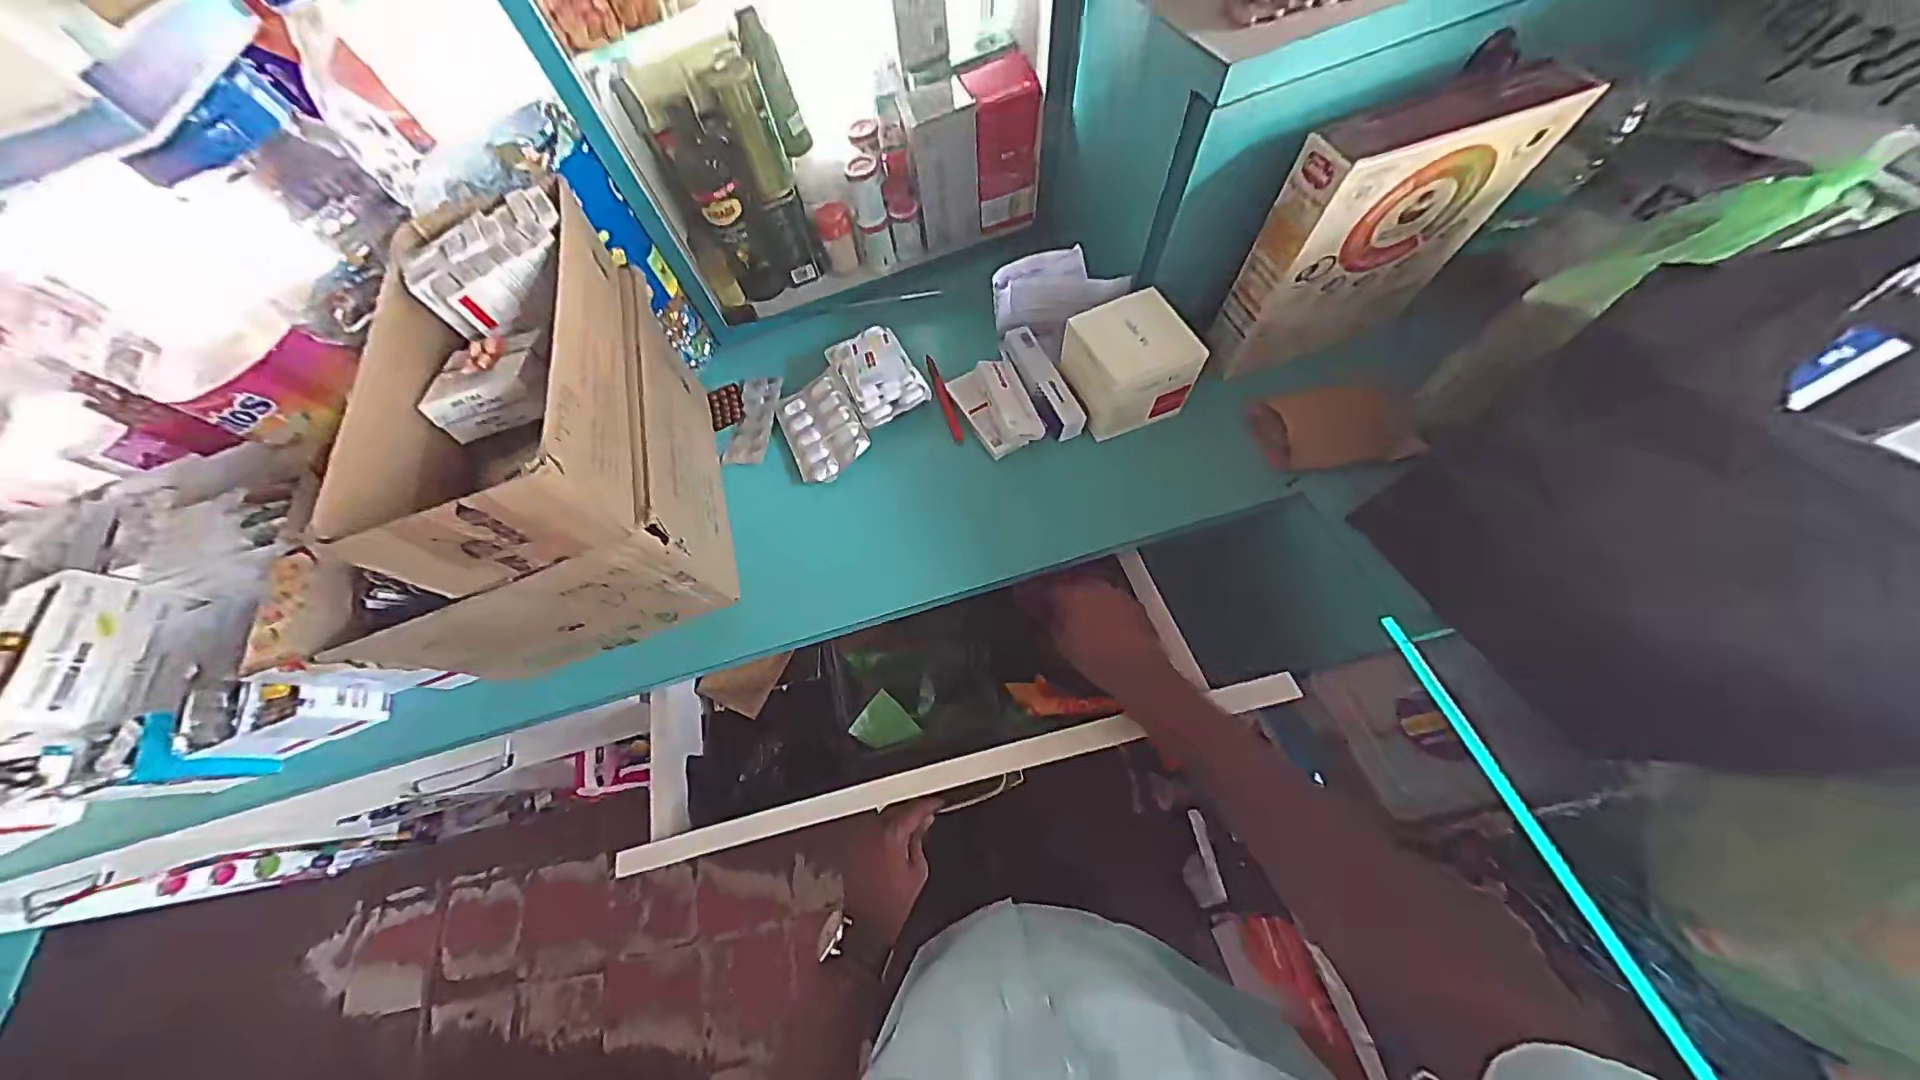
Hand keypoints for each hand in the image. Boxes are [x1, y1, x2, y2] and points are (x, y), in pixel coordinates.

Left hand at [838, 798, 938, 950]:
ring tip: (913, 826)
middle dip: (913, 809)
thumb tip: (924, 823)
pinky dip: (885, 828)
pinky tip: (895, 838)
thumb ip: (920, 840)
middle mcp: (872, 830)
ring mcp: (860, 837)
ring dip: (898, 817)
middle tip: (927, 815)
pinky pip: (872, 827)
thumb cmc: (891, 905)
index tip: (938, 803)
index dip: (930, 803)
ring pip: (883, 815)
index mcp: (891, 833)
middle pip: (897, 807)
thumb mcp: (918, 872)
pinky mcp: (853, 846)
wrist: (866, 926)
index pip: (914, 808)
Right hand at [1021, 574, 1182, 700]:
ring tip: (1070, 614)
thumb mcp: (1059, 644)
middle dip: (1053, 590)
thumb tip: (1033, 609)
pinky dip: (1097, 604)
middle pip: (1066, 581)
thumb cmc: (1094, 660)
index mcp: (1069, 593)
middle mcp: (1092, 585)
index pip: (1042, 586)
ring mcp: (1113, 591)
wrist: (1137, 671)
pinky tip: (1096, 621)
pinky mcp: (1130, 602)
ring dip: (1076, 596)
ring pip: (1087, 587)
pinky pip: (1106, 597)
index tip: (1023, 598)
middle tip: (1044, 604)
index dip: (1029, 593)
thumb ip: (1044, 620)